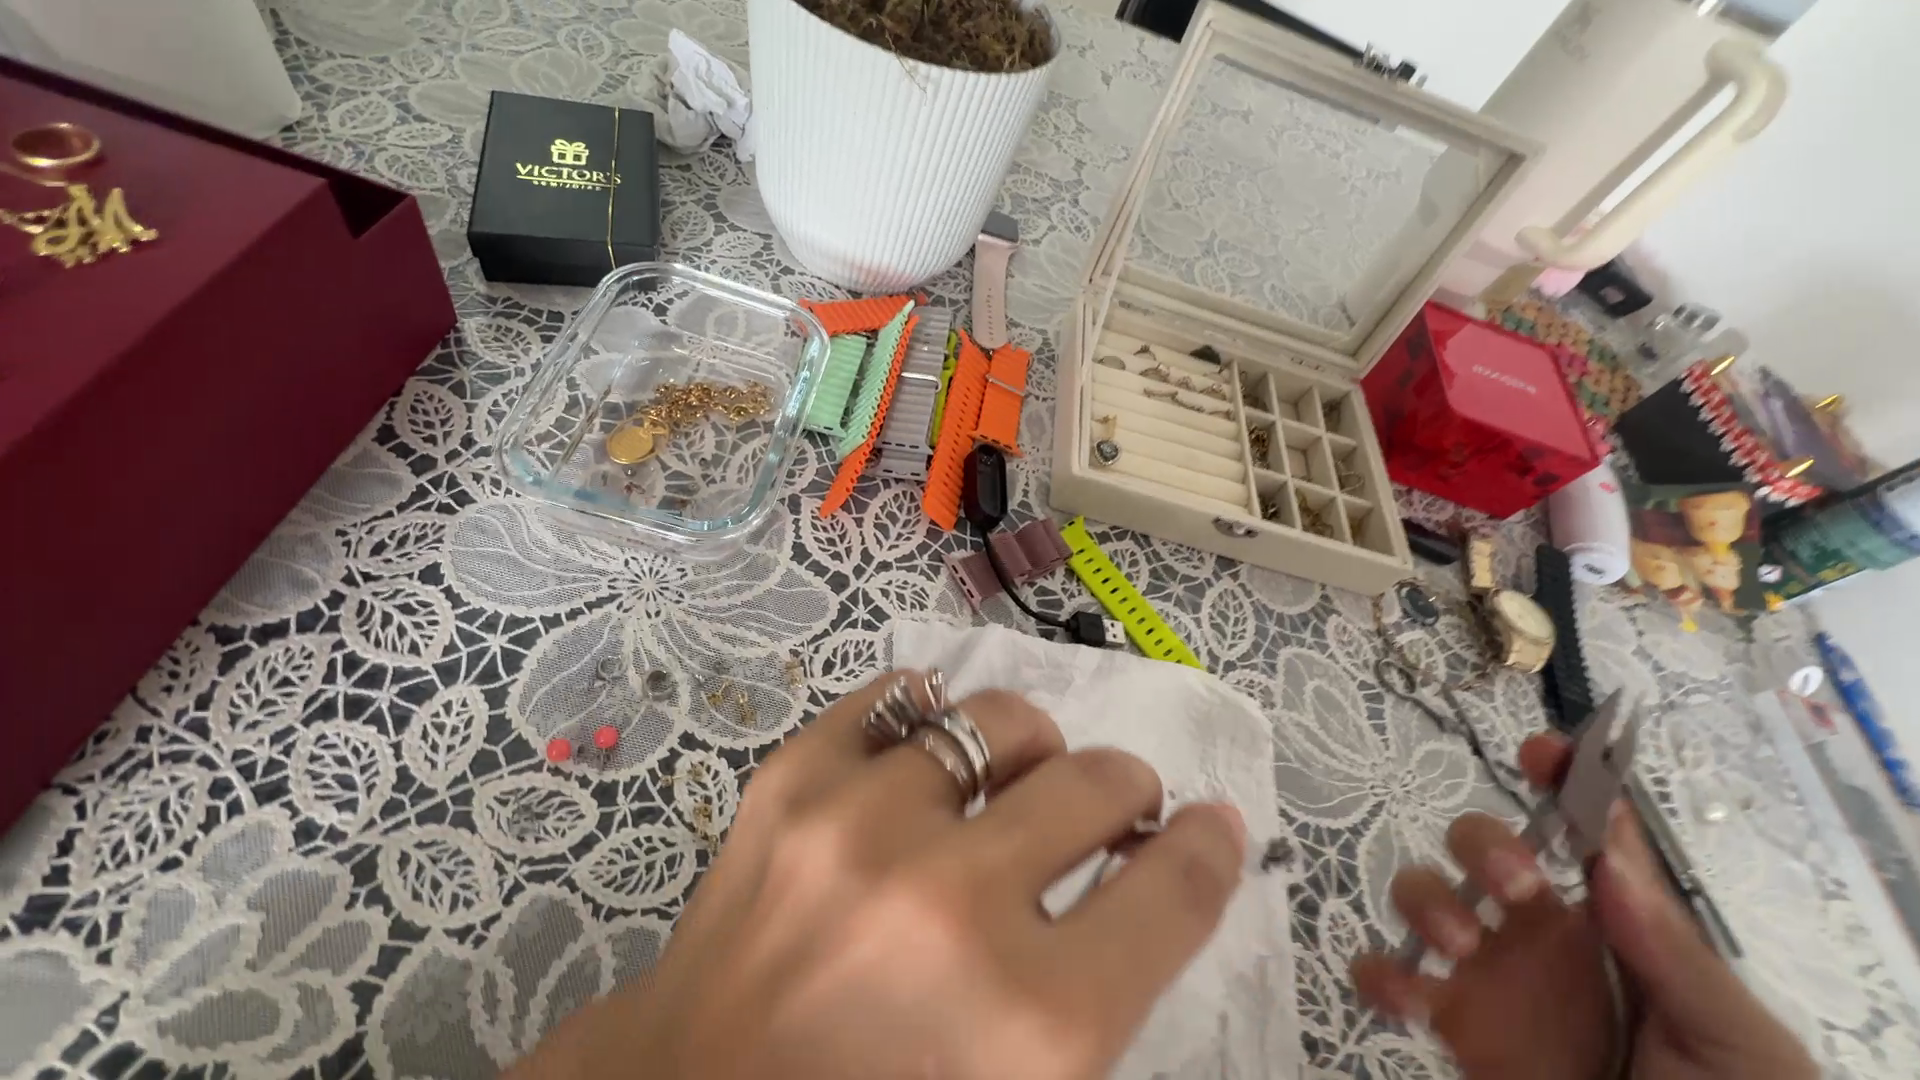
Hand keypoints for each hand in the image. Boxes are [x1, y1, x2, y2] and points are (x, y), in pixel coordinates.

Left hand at [506, 671, 1247, 1079]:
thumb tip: (1164, 857)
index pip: (1173, 890)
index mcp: (1031, 1021)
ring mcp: (862, 827)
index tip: (1208, 825)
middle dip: (1128, 792)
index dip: (1206, 847)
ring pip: (1005, 720)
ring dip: (1034, 749)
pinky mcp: (790, 781)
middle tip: (1110, 809)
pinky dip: (930, 718)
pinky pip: (899, 698)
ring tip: (1013, 781)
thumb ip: (1104, 983)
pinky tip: (927, 754)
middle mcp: (954, 906)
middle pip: (1100, 782)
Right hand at [1351, 732, 1817, 1079]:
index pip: (1582, 833)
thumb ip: (1674, 958)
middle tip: (1516, 886)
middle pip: (1481, 844)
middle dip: (1483, 843)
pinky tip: (1407, 995)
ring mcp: (1487, 973)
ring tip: (1459, 944)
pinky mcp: (1448, 1020)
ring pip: (1422, 892)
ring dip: (1426, 899)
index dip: (1560, 779)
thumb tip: (1608, 862)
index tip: (1542, 751)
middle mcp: (1540, 933)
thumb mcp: (1734, 1041)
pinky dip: (1379, 971)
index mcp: (1614, 926)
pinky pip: (1389, 975)